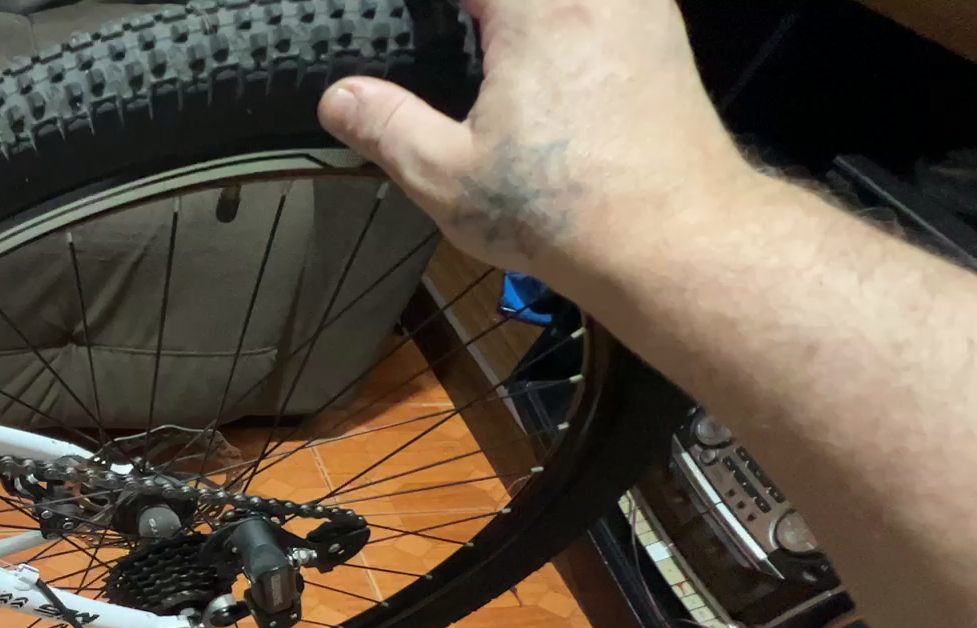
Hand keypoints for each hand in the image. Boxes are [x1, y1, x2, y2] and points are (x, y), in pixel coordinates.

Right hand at [318, 0, 757, 281]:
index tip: (403, 24)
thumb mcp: (441, 174)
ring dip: (519, 19)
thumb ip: (386, 126)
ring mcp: (638, 9)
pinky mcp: (659, 39)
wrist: (660, 234)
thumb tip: (337, 96)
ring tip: (479, 42)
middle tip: (442, 36)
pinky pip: (599, 7)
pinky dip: (562, 21)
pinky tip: (540, 64)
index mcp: (536, 13)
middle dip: (476, 13)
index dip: (429, 10)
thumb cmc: (550, 207)